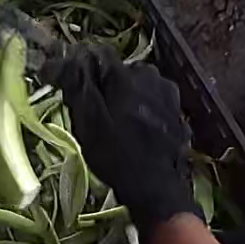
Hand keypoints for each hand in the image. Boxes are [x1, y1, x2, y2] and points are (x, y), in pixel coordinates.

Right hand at [53, 45, 198, 233]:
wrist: (156, 189)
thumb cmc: (116, 154)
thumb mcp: (88, 120)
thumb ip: (78, 84)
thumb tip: (67, 57)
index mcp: (127, 75)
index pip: (98, 54)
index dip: (81, 66)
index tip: (69, 83)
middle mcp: (152, 77)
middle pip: (120, 71)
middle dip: (105, 84)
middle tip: (93, 109)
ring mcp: (169, 95)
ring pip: (138, 86)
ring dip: (125, 96)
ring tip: (115, 122)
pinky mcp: (177, 113)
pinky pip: (152, 102)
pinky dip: (141, 109)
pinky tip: (135, 130)